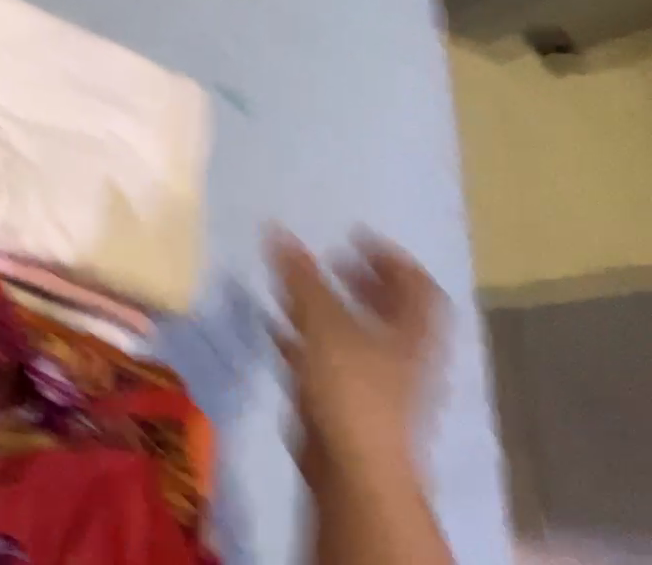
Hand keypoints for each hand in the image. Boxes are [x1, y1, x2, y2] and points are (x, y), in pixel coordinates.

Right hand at [268, 229, 446, 473]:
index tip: (356, 237)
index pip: (418, 287)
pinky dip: (308, 336)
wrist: (352, 465)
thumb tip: (278, 230)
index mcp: (413, 333)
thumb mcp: (323, 323)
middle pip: (392, 310)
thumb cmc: (350, 387)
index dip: (391, 259)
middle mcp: (404, 354)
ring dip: (332, 307)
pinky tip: (278, 328)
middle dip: (362, 282)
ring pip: (359, 332)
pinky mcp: (349, 399)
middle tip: (331, 259)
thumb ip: (300, 278)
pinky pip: (331, 356)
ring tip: (296, 288)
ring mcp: (378, 379)